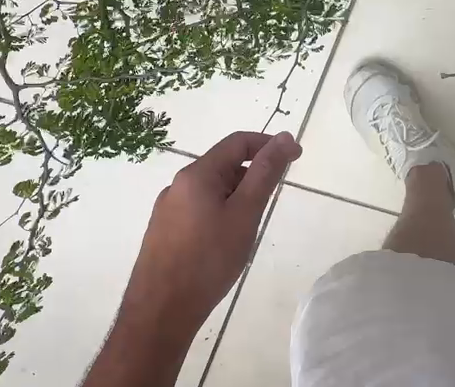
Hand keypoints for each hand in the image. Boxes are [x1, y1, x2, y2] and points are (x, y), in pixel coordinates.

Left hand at [84, 131, 299, 386]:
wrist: (158, 317)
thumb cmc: (208, 260)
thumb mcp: (246, 212)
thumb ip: (266, 172)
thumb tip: (284, 137)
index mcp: (196, 175)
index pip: (238, 142)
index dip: (270, 145)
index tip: (295, 159)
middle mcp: (177, 186)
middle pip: (224, 164)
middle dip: (253, 174)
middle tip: (271, 201)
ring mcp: (166, 211)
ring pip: (212, 189)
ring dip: (237, 196)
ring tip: (249, 226)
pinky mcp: (162, 234)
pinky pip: (199, 209)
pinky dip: (220, 212)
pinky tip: (225, 242)